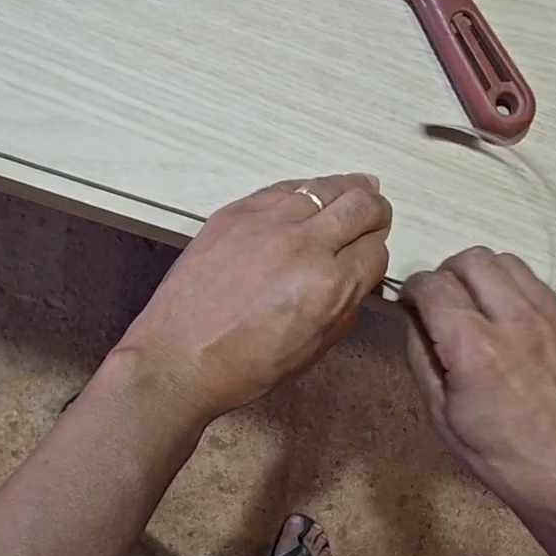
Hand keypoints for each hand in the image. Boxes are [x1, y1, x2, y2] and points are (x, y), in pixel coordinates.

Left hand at [113, 174, 391, 420]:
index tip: (369, 258)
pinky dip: (305, 190)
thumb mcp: (310, 352)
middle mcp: (304, 245)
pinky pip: (283, 188)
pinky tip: (309, 196)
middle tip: (375, 216)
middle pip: (361, 207)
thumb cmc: (243, 367)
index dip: (377, 254)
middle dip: (376, 212)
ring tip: (355, 190)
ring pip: (325, 187)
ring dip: (347, 189)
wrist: (177, 358)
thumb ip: (342, 311)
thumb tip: (354, 282)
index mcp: (328, 286)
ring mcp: (268, 223)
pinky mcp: (236, 213)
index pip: (376, 251)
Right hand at [400, 247, 555, 523]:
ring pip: (505, 261)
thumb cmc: (497, 456)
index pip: (432, 285)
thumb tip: (411, 314)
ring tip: (476, 308)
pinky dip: (511, 291)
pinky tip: (507, 323)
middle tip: (442, 303)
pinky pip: (534, 283)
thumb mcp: (440, 412)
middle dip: (446, 274)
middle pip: (470, 259)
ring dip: (480, 276)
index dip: (412, 290)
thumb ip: (420, 353)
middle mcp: (515, 321)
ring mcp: (551, 317)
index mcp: (474, 348)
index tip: (410, 304)